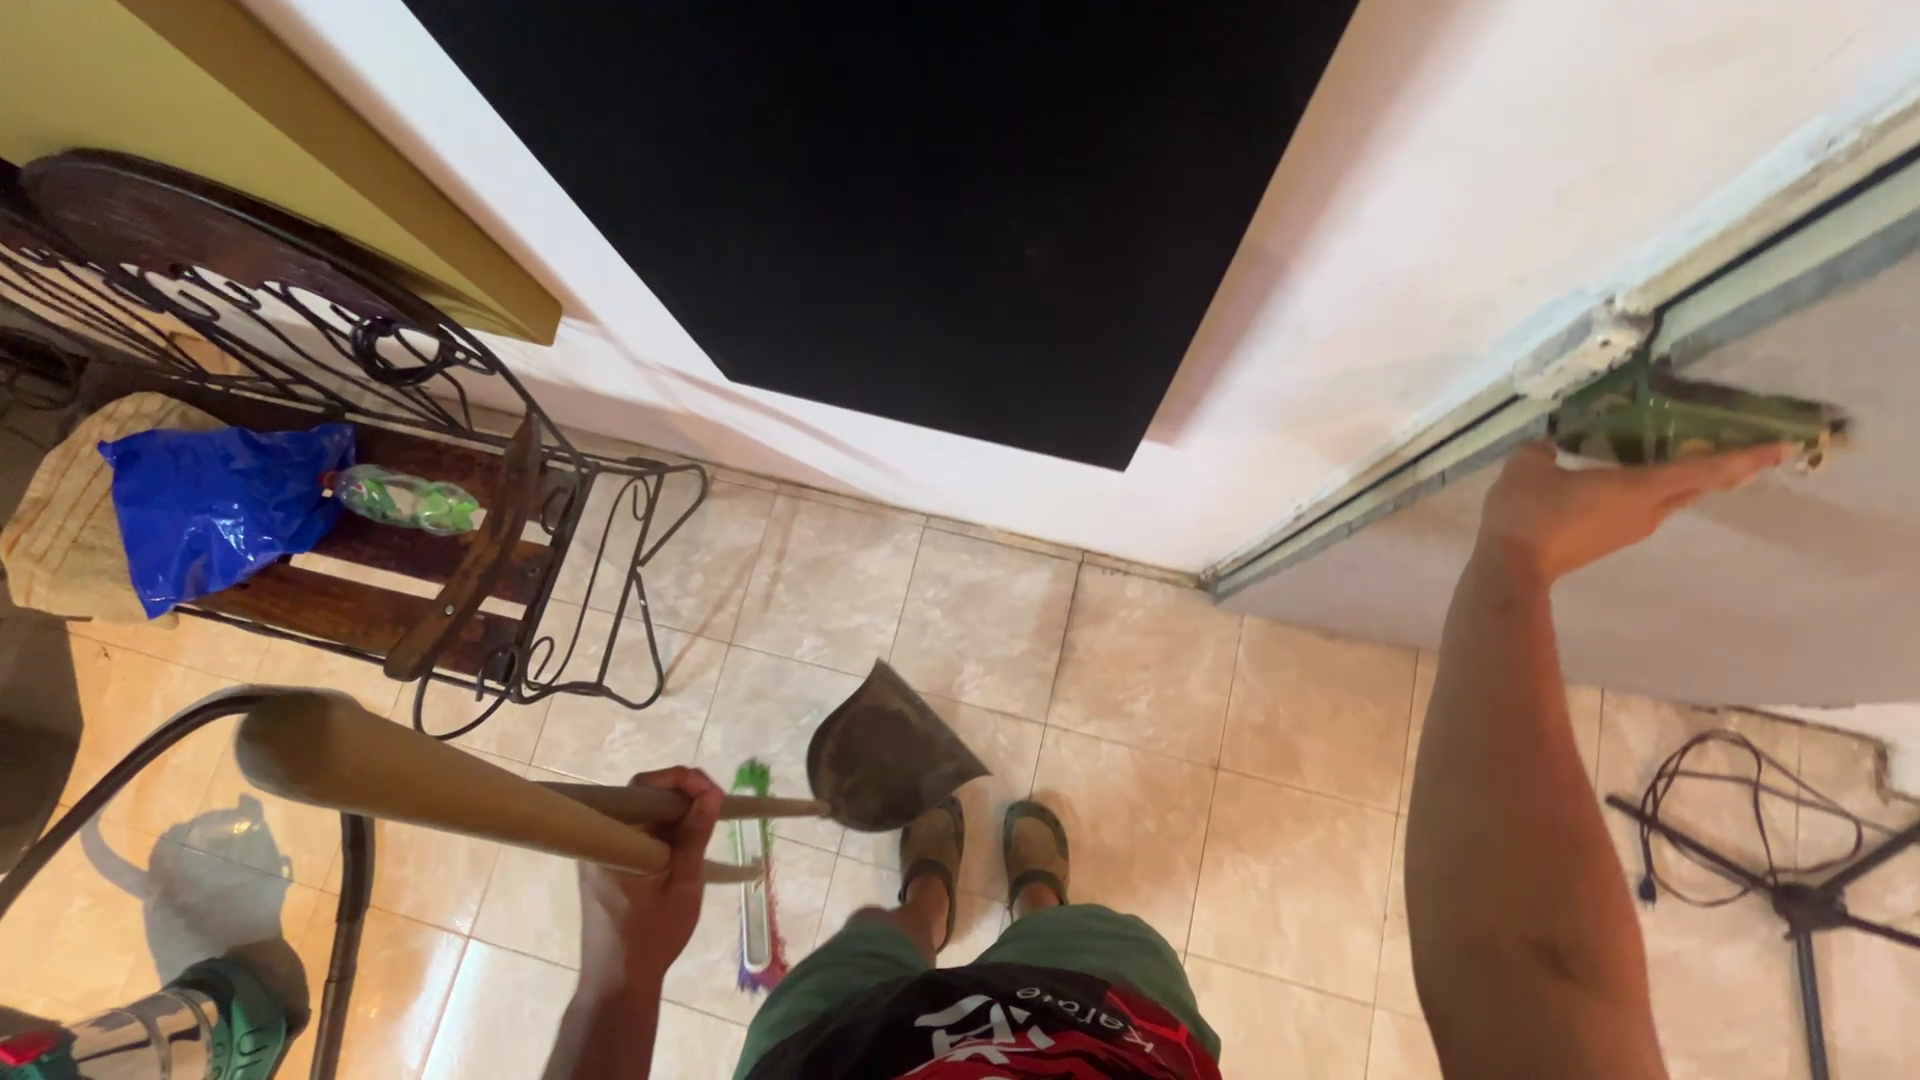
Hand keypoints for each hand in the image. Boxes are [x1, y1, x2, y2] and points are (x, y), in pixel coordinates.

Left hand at [576, 767, 722, 986]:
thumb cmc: (652, 936)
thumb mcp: (683, 883)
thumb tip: (712, 794)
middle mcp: (601, 839)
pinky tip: (690, 839)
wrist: (620, 983)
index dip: (680, 780)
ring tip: (709, 818)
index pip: (643, 788)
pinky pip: (641, 830)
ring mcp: (604, 851)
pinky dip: (667, 829)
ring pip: (645, 813)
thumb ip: (695, 835)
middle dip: (684, 793)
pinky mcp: (610, 862)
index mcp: (614, 841)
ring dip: (677, 812)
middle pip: (644, 796)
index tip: (713, 791)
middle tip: (716, 803)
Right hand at [1478, 440, 1794, 581]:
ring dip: (1672, 486)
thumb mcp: (1525, 468)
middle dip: (1720, 473)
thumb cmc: (1529, 513)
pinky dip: (1637, 499)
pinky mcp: (1604, 544)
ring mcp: (1626, 532)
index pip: (1703, 469)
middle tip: (1740, 457)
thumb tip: (1548, 446)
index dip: (1744, 456)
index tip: (1783, 447)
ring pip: (1664, 503)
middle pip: (1693, 489)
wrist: (1511, 566)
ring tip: (1663, 468)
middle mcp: (1645, 511)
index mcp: (1637, 487)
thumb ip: (1541, 450)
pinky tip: (1611, 491)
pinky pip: (1634, 514)